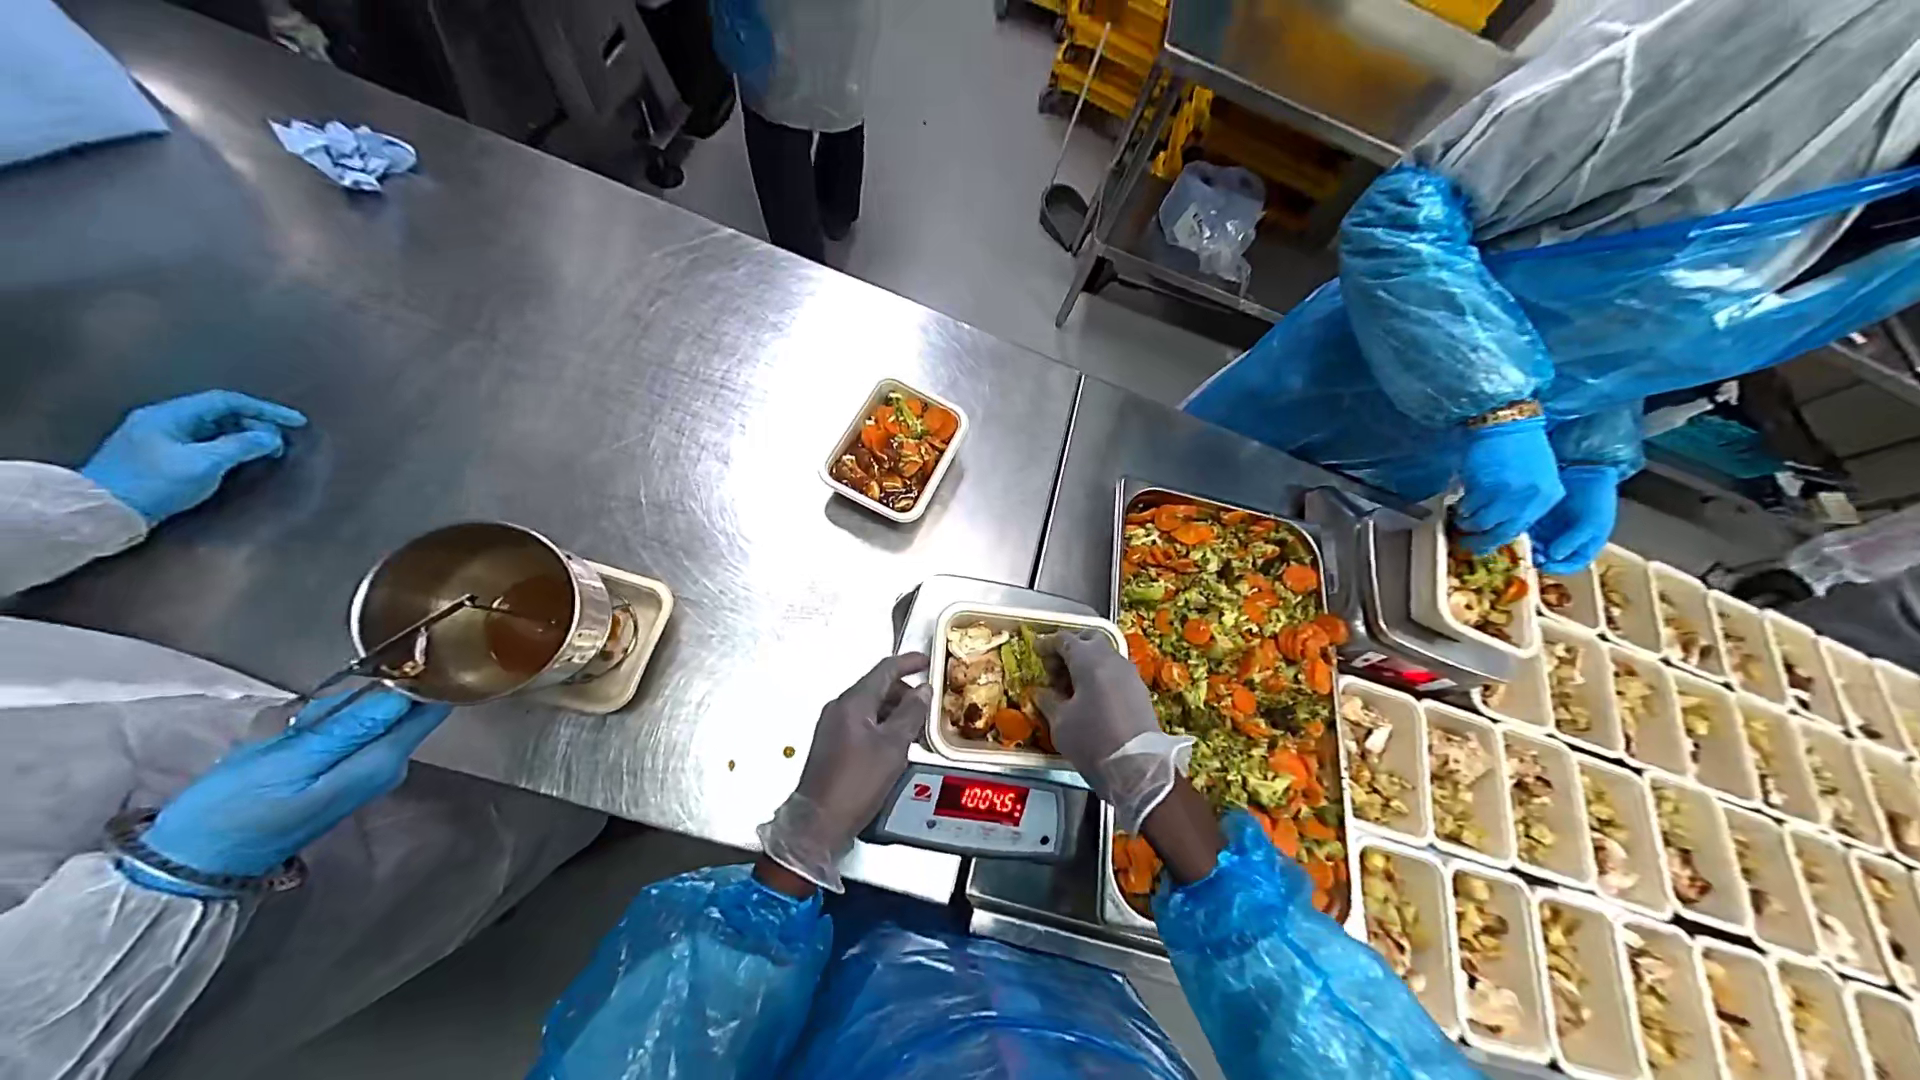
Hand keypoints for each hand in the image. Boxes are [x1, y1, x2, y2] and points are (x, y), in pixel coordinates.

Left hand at [81, 389, 307, 524]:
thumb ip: (240, 446)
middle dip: (256, 424)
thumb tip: (272, 437)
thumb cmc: (154, 483)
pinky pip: (205, 441)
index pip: (226, 402)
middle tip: (280, 444)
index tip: (297, 422)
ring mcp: (159, 437)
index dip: (265, 409)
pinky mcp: (161, 454)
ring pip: (213, 428)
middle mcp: (163, 420)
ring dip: (245, 436)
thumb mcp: (203, 464)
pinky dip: (230, 445)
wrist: (103, 510)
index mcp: (170, 415)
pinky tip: (242, 457)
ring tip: (267, 452)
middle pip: (220, 413)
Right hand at [140, 689, 450, 881]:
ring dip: (320, 716)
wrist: (193, 863)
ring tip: (278, 737)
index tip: (385, 666)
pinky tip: (274, 746)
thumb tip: (403, 694)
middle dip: (350, 699)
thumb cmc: (232, 810)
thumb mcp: (286, 763)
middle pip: (394, 706)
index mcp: (383, 761)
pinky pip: (336, 731)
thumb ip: (350, 727)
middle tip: (300, 718)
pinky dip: (307, 731)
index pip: (430, 708)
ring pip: (359, 715)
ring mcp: (367, 766)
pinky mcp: (342, 768)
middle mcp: (388, 763)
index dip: (418, 680)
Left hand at [757, 654, 930, 892]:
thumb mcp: (893, 746)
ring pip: (871, 708)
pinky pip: (862, 724)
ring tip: (918, 730)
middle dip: (905, 693)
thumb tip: (923, 691)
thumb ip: (911, 714)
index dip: (908, 662)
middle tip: (929, 704)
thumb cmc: (856, 783)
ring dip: (895, 713)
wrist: (819, 823)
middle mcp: (839, 708)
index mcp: (852, 702)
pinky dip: (883, 727)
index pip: (884, 670)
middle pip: (877, 688)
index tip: (926, 660)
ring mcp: (833, 727)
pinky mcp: (833, 745)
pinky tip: (897, 744)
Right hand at [1034, 631, 1193, 831]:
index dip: (1047, 643)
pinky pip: (1114, 671)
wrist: (1138, 768)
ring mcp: (1129, 674)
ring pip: (1104, 654)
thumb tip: (1039, 691)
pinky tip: (1090, 697)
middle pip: (1088, 640)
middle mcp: (1112, 660)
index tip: (1036, 651)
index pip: (1065, 639)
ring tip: (1070, 686)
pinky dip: (1099, 674)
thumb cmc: (1093, 741)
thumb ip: (1046, 700)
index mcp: (1090, 661)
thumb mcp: (1060, 722)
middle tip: (1054, 668)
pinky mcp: (1139, 690)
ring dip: (1085, 662)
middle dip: (1069, 648)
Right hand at [1455, 415, 1563, 553]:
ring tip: (1460, 518)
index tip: (1486, 540)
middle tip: (1467, 543)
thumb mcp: (1534, 477)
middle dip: (1482, 540)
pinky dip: (1462, 508)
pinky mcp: (1486, 489)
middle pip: (1503, 532)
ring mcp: (1509, 495)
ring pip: (1482, 522)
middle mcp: (1532, 500)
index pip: (1523, 528)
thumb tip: (1500, 521)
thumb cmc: (1520, 446)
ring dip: (1468, 523)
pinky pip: (1469, 508)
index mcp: (1548, 497)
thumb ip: (1523, 500)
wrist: (1507, 423)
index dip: (1500, 536)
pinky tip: (1460, 503)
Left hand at [1530, 466, 1617, 573]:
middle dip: (1539, 558)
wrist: (1583, 473)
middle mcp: (1567, 539)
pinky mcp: (1537, 519)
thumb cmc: (1594, 498)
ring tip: (1523, 542)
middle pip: (1551, 557)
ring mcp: (1551, 529)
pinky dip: (1521, 534)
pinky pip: (1527, 531)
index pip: (1573, 564)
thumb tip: (1554, 556)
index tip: (1546, 565)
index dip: (1560, 568)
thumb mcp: (1592, 521)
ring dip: (1528, 547)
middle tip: (1530, 554)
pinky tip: (1516, 531)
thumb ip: (1574, 539)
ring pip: (1536, 545)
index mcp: (1587, 543)